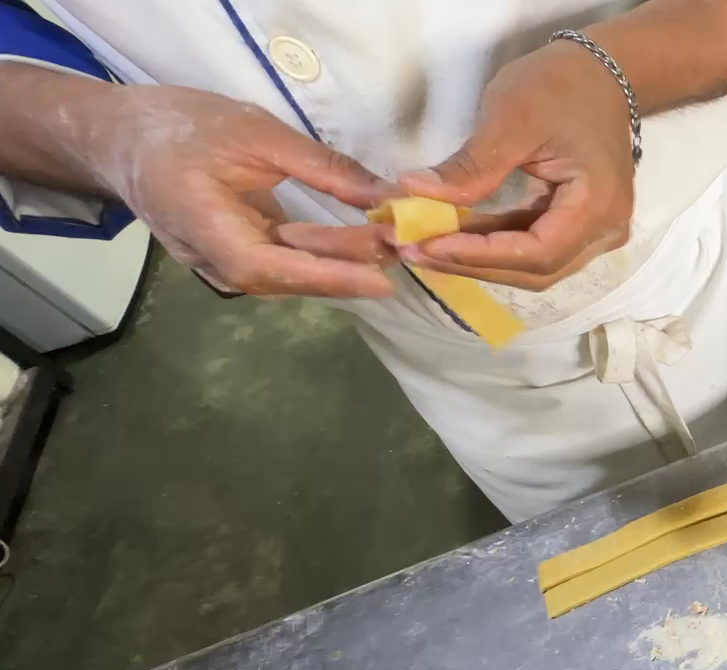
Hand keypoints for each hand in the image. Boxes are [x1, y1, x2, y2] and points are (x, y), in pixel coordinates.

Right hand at [75, 85, 393, 297]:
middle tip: (402, 248)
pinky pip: (293, 268)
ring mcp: (224, 264)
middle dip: (351, 266)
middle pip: (289, 277)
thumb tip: (387, 197)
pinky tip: (368, 246)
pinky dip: (332, 259)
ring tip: (393, 244)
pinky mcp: (242, 261)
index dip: (326, 277)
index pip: (265, 267)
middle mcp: (209, 256)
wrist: (117, 135)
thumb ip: (322, 167)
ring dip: (347, 263)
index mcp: (195, 220)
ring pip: (296, 276)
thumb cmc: (177, 125)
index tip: (380, 280)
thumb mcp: (253, 131)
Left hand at [396, 40, 634, 289]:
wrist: (601, 80)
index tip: (427, 245)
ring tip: (432, 245)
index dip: (483, 256)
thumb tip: (414, 194)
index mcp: (597, 208)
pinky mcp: (587, 229)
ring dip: (486, 261)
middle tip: (417, 251)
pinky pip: (542, 249)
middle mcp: (606, 233)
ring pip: (540, 267)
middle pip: (540, 270)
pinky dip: (500, 247)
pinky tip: (461, 237)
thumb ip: (471, 167)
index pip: (539, 252)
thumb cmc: (560, 89)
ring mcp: (600, 235)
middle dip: (478, 265)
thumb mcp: (510, 119)